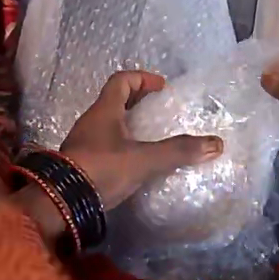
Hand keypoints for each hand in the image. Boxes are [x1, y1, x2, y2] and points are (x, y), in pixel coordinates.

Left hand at [59, 71, 223, 209]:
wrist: (62, 200)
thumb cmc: (102, 169)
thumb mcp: (144, 159)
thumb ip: (178, 151)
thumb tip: (216, 144)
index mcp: (103, 110)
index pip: (121, 81)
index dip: (142, 78)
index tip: (161, 87)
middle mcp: (90, 121)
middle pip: (114, 100)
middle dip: (137, 101)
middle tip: (158, 109)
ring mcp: (82, 142)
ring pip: (107, 123)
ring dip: (127, 124)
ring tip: (149, 136)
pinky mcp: (80, 162)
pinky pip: (103, 144)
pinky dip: (120, 144)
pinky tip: (133, 160)